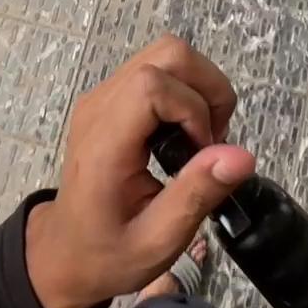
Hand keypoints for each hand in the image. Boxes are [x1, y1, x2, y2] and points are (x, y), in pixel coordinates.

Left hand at [24, 36, 256, 307]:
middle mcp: (99, 105)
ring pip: (165, 55)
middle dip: (207, 89)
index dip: (193, 108)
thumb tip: (242, 155)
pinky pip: (158, 70)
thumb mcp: (157, 241)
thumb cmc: (108, 254)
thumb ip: (197, 194)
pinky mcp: (111, 98)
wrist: (64, 253)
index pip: (152, 84)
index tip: (203, 152)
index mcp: (104, 142)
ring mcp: (103, 97)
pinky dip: (186, 92)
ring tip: (203, 139)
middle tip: (213, 141)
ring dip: (200, 88)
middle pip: (167, 53)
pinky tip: (186, 135)